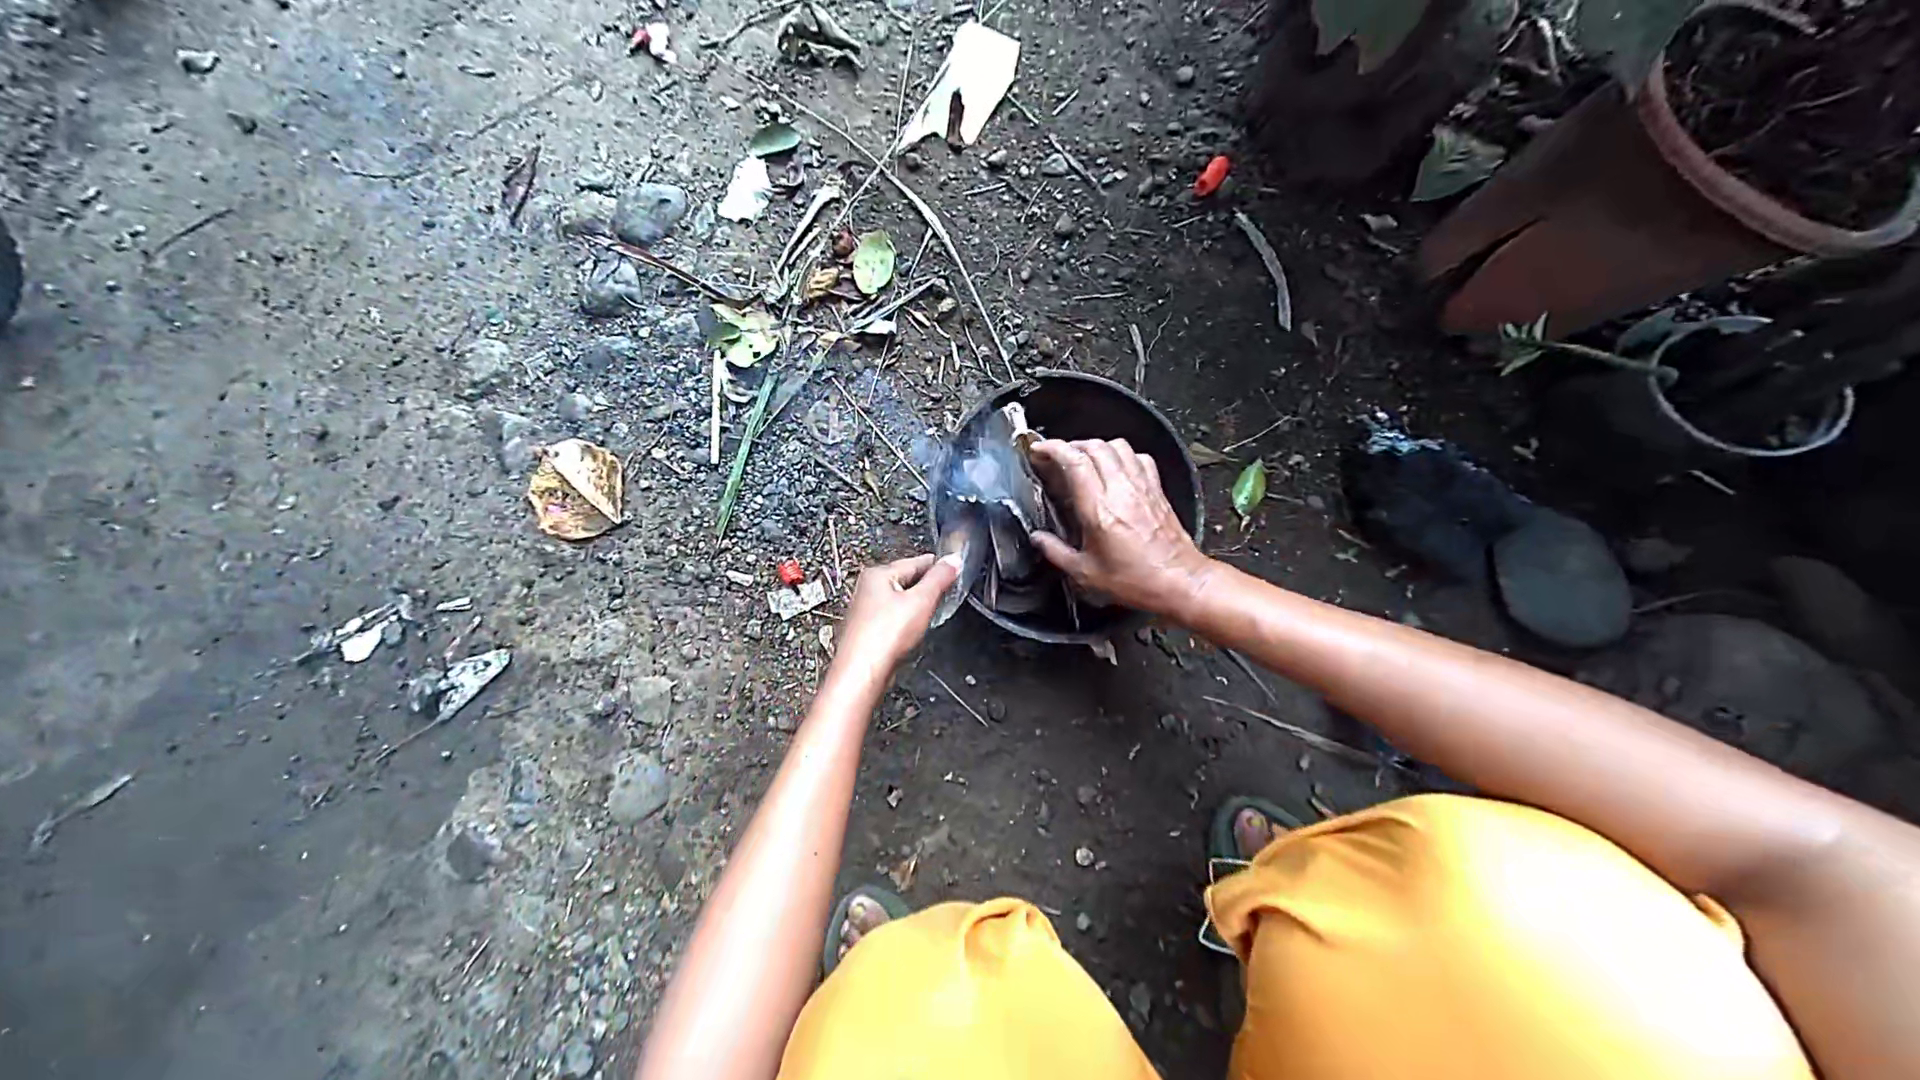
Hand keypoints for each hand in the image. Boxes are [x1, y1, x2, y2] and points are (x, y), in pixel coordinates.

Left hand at [833, 553, 962, 679]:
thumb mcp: (921, 601)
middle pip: (906, 580)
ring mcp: (867, 610)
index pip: (916, 562)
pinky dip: (907, 620)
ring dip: (917, 604)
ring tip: (933, 609)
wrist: (862, 673)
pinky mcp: (869, 631)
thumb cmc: (882, 637)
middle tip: (948, 590)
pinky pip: (894, 618)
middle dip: (927, 586)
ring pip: (900, 600)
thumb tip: (953, 561)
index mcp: (878, 575)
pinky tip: (913, 629)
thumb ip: (939, 578)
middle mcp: (868, 589)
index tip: (953, 567)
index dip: (938, 566)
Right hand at [1029, 439, 1215, 618]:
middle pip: (1096, 446)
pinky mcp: (1157, 491)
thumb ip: (1056, 552)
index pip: (1075, 461)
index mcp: (1099, 510)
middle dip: (1071, 444)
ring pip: (1119, 446)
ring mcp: (1142, 488)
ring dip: (1097, 446)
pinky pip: (1140, 458)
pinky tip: (1116, 467)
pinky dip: (1124, 455)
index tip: (1040, 449)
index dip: (1054, 448)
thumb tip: (1039, 539)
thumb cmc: (1138, 580)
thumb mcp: (1086, 573)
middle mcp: (1122, 492)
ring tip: (1085, 457)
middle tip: (1058, 454)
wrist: (1179, 582)